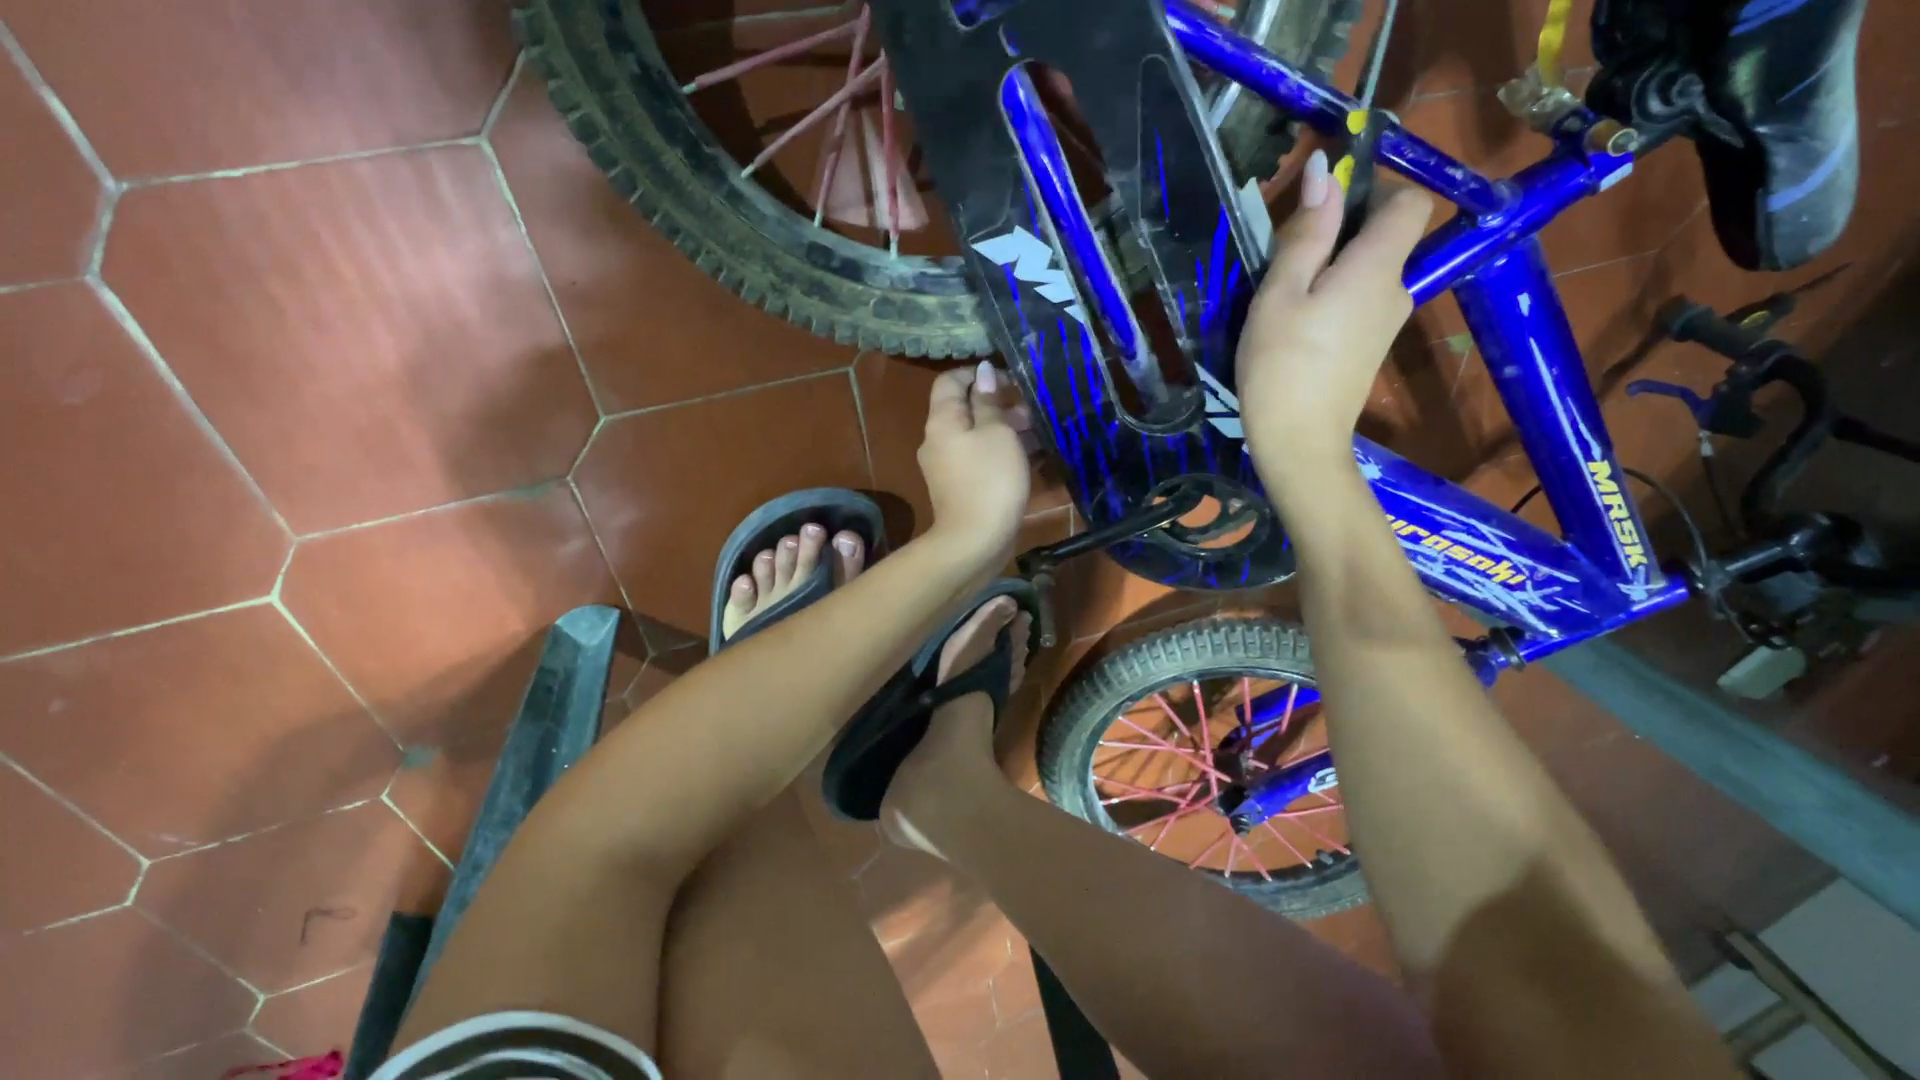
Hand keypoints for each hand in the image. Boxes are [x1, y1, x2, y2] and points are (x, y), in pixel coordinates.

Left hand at [918, 361, 1032, 567]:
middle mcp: (938, 439)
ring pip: (977, 435)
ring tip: (1040, 432)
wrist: (975, 542)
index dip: (979, 374)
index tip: (1011, 380)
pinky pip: (981, 459)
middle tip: (1033, 410)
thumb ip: (990, 402)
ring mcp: (948, 466)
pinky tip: (1033, 456)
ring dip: (1006, 430)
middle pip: (966, 408)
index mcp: (942, 421)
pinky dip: (1003, 453)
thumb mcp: (997, 433)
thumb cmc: (990, 480)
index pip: (950, 380)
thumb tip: (983, 372)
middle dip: (999, 404)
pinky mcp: (961, 487)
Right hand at [1237, 149, 1432, 491]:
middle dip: (1343, 229)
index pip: (1410, 201)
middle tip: (1288, 254)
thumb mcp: (1281, 293)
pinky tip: (1297, 321)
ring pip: (1370, 267)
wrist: (1299, 442)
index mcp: (1378, 268)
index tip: (1327, 205)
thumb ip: (1307, 232)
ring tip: (1284, 292)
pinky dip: (1335, 293)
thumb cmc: (1282, 364)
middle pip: (1388, 234)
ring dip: (1333, 264)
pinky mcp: (1373, 343)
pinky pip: (1362, 297)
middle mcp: (1397, 288)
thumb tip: (1325, 170)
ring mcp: (1388, 319)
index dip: (1375, 189)